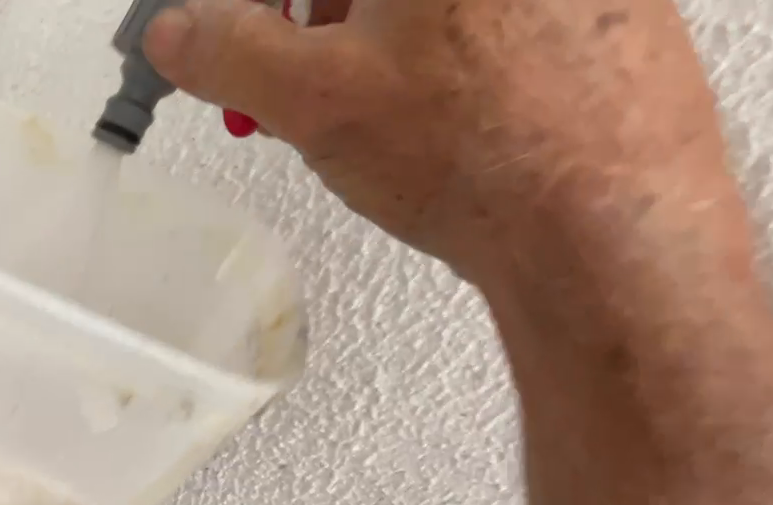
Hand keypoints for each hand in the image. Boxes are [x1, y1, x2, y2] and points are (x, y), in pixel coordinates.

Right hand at [143, 0, 741, 290]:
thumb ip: (227, 53)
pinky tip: (394, 109)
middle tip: (270, 83)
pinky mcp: (574, 6)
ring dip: (346, 41)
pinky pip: (456, 17)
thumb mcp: (310, 98)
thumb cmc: (476, 149)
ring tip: (335, 110)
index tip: (218, 34)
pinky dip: (405, 50)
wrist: (597, 215)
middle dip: (296, 22)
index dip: (246, 9)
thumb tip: (175, 32)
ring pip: (402, 2)